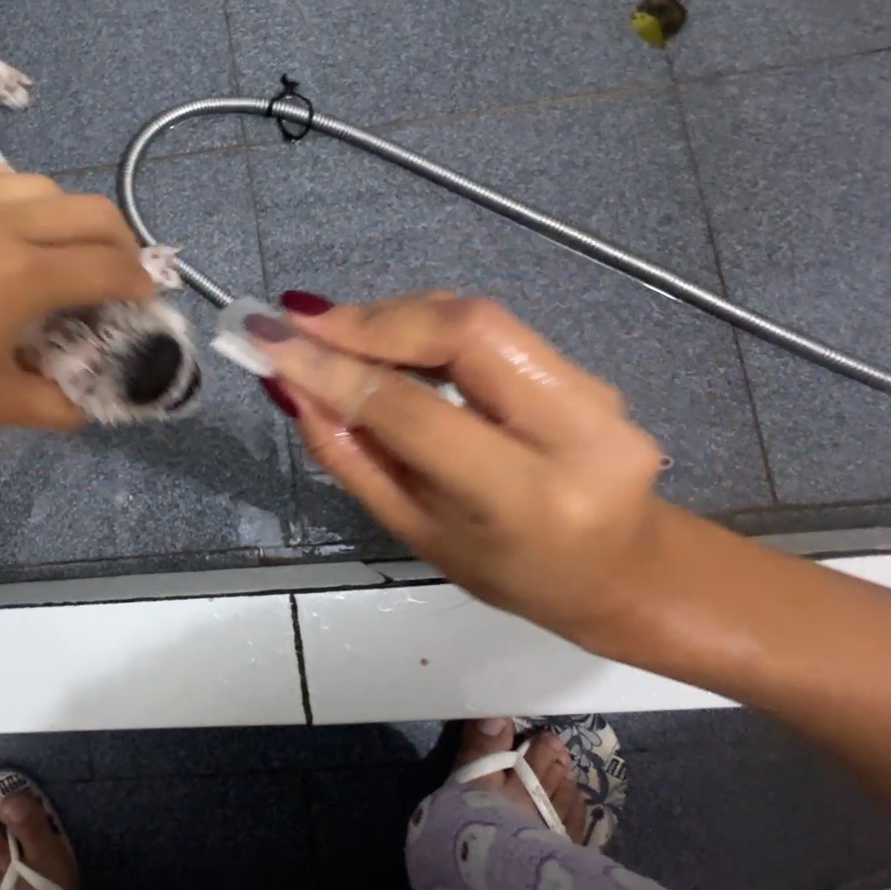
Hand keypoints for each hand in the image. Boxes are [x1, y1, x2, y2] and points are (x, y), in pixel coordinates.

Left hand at [0, 147, 153, 438]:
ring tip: (55, 248)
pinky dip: (5, 189)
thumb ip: (54, 403)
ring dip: (63, 217)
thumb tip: (90, 404)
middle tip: (114, 275)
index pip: (108, 268)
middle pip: (90, 213)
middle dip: (118, 244)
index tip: (144, 302)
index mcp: (20, 275)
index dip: (138, 286)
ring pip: (40, 186)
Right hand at [257, 293, 664, 632]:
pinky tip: (380, 339)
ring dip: (390, 317)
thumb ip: (348, 455)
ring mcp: (594, 392)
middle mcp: (576, 431)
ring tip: (329, 332)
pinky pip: (490, 327)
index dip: (332, 369)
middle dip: (369, 320)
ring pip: (476, 317)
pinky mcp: (588, 369)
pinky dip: (421, 324)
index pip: (413, 410)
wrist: (624, 572)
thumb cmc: (505, 571)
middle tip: (298, 321)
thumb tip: (289, 386)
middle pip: (463, 330)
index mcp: (525, 497)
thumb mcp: (412, 530)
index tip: (266, 340)